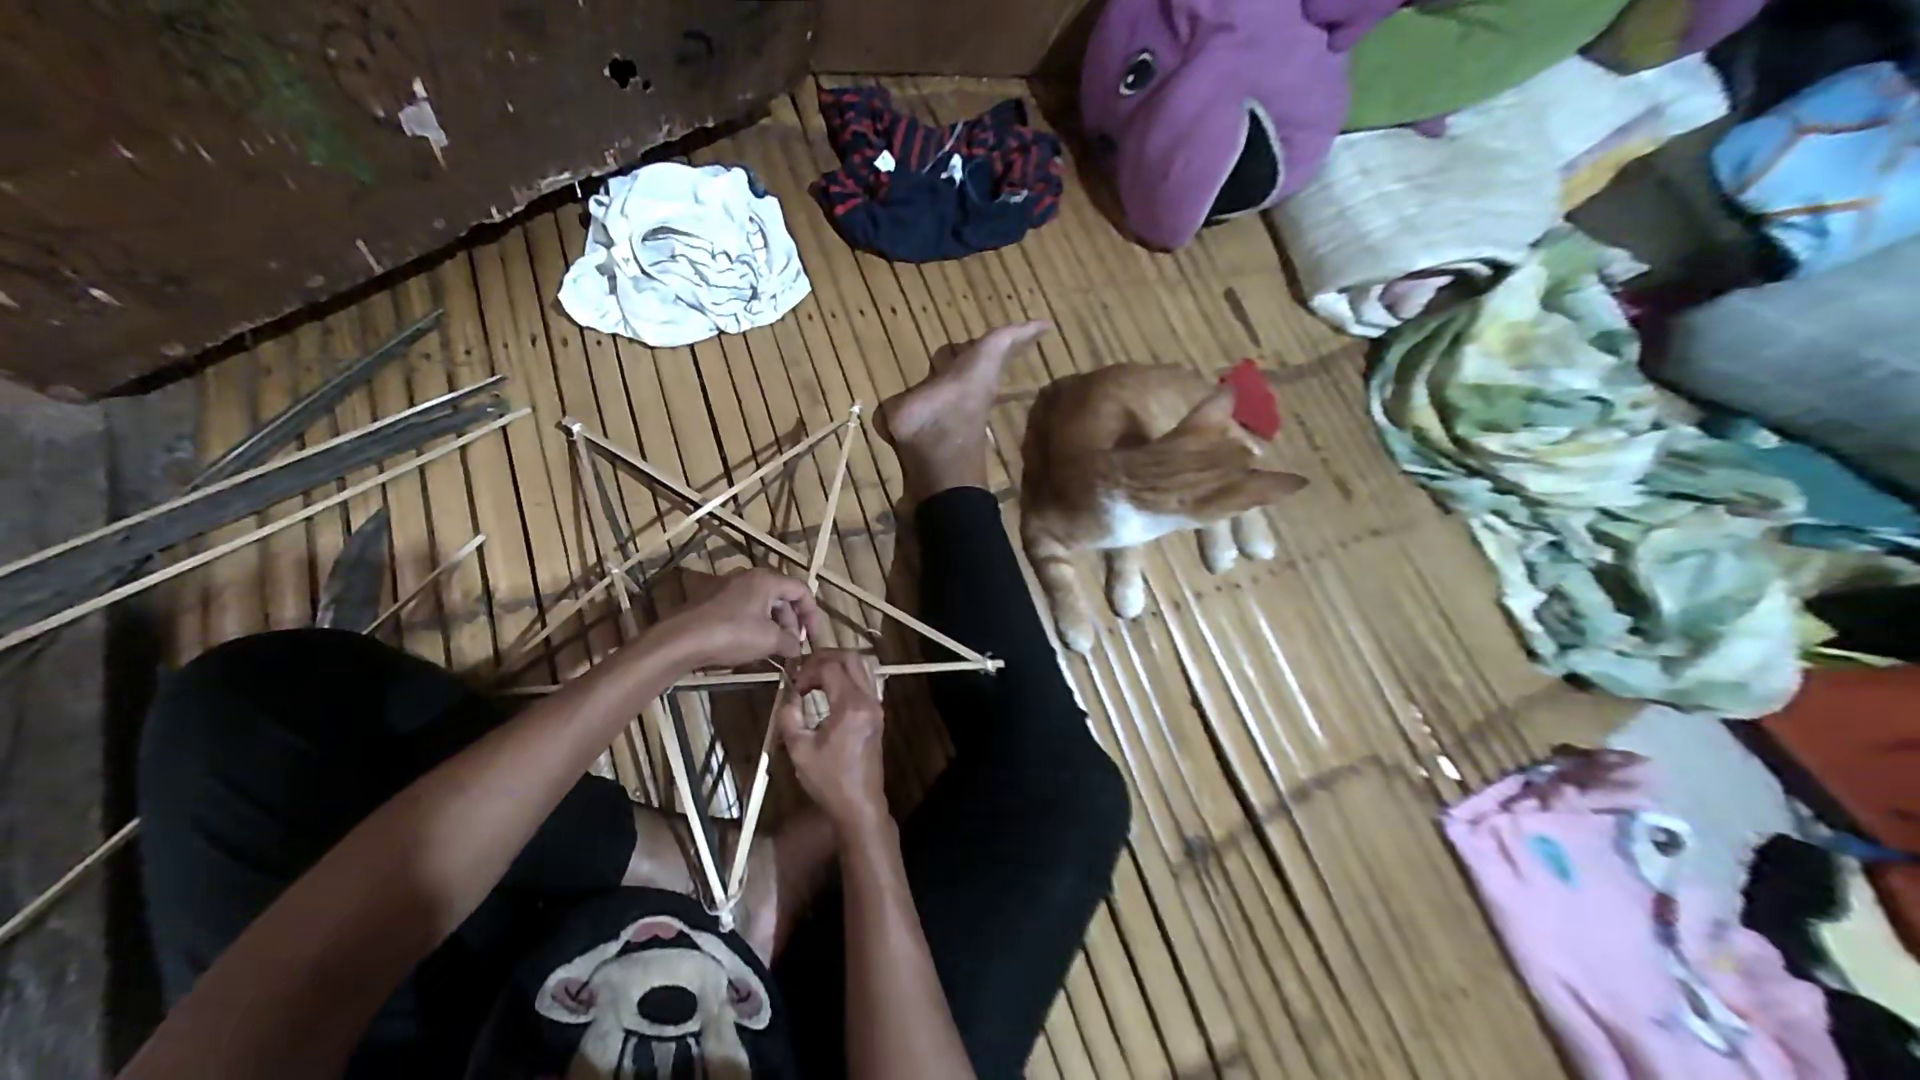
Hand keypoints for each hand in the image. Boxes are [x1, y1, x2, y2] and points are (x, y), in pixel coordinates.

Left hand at [656, 568, 820, 669]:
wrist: (680, 641)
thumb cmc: (731, 635)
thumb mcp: (769, 640)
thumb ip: (791, 642)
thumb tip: (797, 648)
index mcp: (766, 580)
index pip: (801, 590)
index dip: (812, 614)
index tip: (812, 638)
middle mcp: (749, 577)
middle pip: (782, 597)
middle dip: (792, 623)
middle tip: (792, 647)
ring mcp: (728, 587)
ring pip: (763, 604)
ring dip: (774, 626)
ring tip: (775, 649)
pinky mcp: (713, 601)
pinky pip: (745, 609)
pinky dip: (756, 625)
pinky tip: (752, 646)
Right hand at [776, 651, 887, 833]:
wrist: (859, 804)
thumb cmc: (828, 780)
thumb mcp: (799, 749)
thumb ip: (790, 716)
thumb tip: (788, 695)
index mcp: (851, 706)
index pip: (830, 667)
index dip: (808, 670)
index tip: (793, 686)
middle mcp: (868, 700)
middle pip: (851, 659)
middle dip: (824, 658)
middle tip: (803, 671)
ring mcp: (877, 706)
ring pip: (861, 668)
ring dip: (837, 666)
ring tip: (814, 677)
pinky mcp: (877, 715)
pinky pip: (864, 682)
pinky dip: (847, 677)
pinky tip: (829, 690)